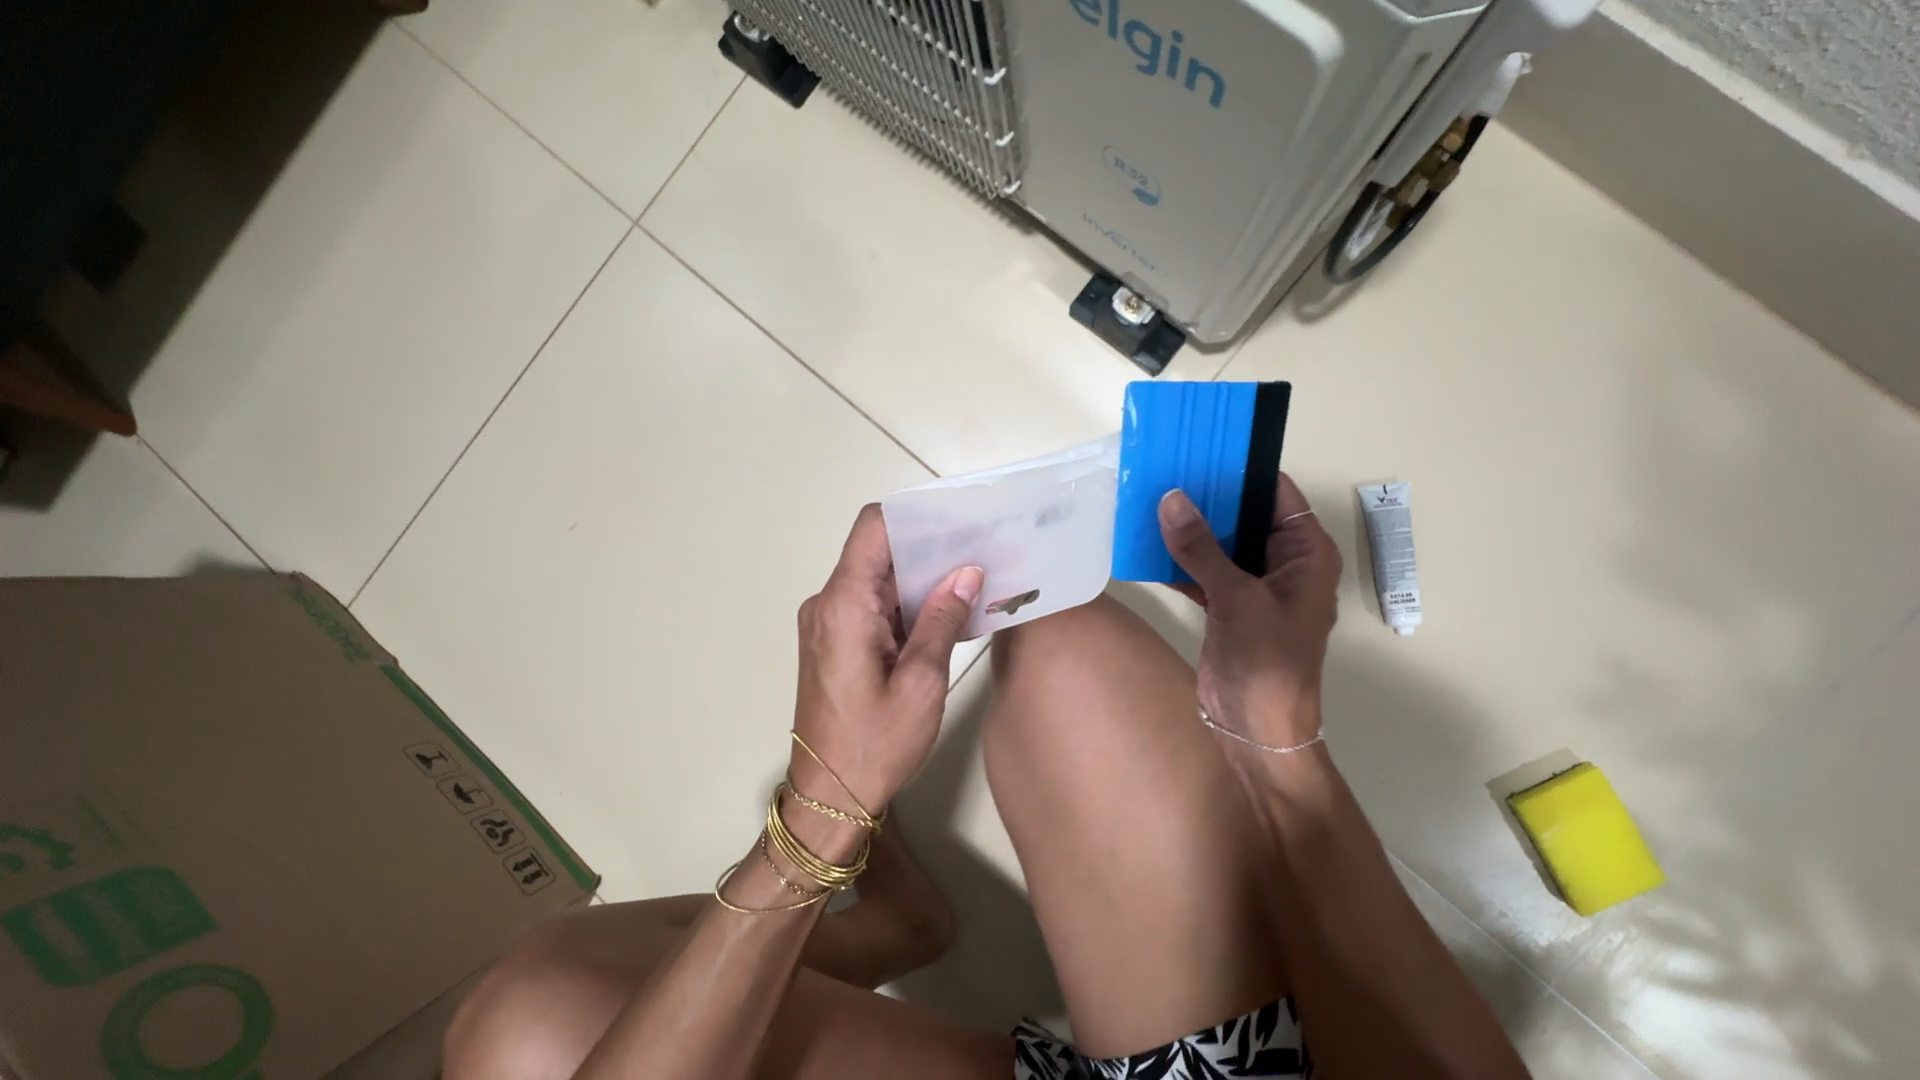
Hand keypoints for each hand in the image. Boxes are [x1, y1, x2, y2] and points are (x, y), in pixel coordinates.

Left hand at [789, 505, 982, 819]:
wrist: (828, 796)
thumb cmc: (876, 744)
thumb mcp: (922, 682)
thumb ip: (942, 619)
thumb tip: (967, 571)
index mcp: (844, 605)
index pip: (873, 527)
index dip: (915, 515)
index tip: (960, 519)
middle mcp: (827, 604)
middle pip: (876, 551)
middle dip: (928, 547)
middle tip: (981, 549)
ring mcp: (826, 623)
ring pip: (876, 578)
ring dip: (919, 578)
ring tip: (972, 579)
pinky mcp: (832, 642)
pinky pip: (870, 605)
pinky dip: (905, 604)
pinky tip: (945, 612)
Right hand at [1158, 474, 1341, 748]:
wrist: (1257, 729)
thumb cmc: (1267, 661)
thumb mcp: (1237, 599)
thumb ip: (1202, 549)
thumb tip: (1171, 499)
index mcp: (1305, 554)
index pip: (1277, 494)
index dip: (1243, 470)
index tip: (1202, 447)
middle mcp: (1282, 563)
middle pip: (1243, 516)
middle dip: (1206, 497)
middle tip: (1163, 469)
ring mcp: (1252, 586)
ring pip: (1219, 544)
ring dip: (1188, 529)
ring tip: (1147, 499)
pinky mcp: (1226, 607)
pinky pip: (1201, 571)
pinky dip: (1177, 560)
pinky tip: (1144, 545)